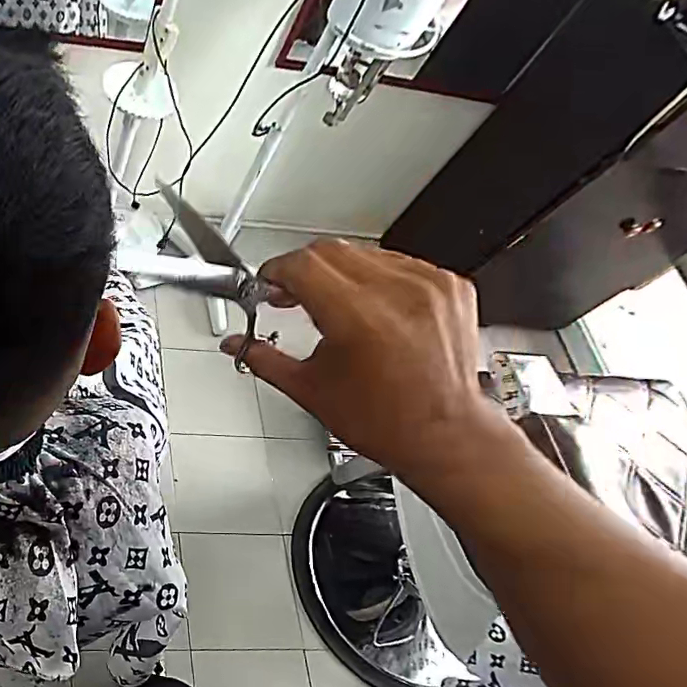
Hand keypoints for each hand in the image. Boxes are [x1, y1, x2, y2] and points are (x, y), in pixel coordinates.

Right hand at [221, 239, 503, 481]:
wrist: (443, 435)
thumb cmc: (386, 423)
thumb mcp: (311, 392)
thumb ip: (265, 360)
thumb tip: (237, 345)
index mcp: (357, 318)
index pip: (302, 264)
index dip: (275, 272)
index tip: (268, 285)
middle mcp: (396, 293)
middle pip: (330, 251)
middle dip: (302, 270)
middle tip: (290, 296)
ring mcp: (427, 285)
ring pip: (365, 253)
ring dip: (339, 273)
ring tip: (333, 307)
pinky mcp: (449, 286)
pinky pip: (400, 263)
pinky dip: (377, 279)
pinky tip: (372, 309)